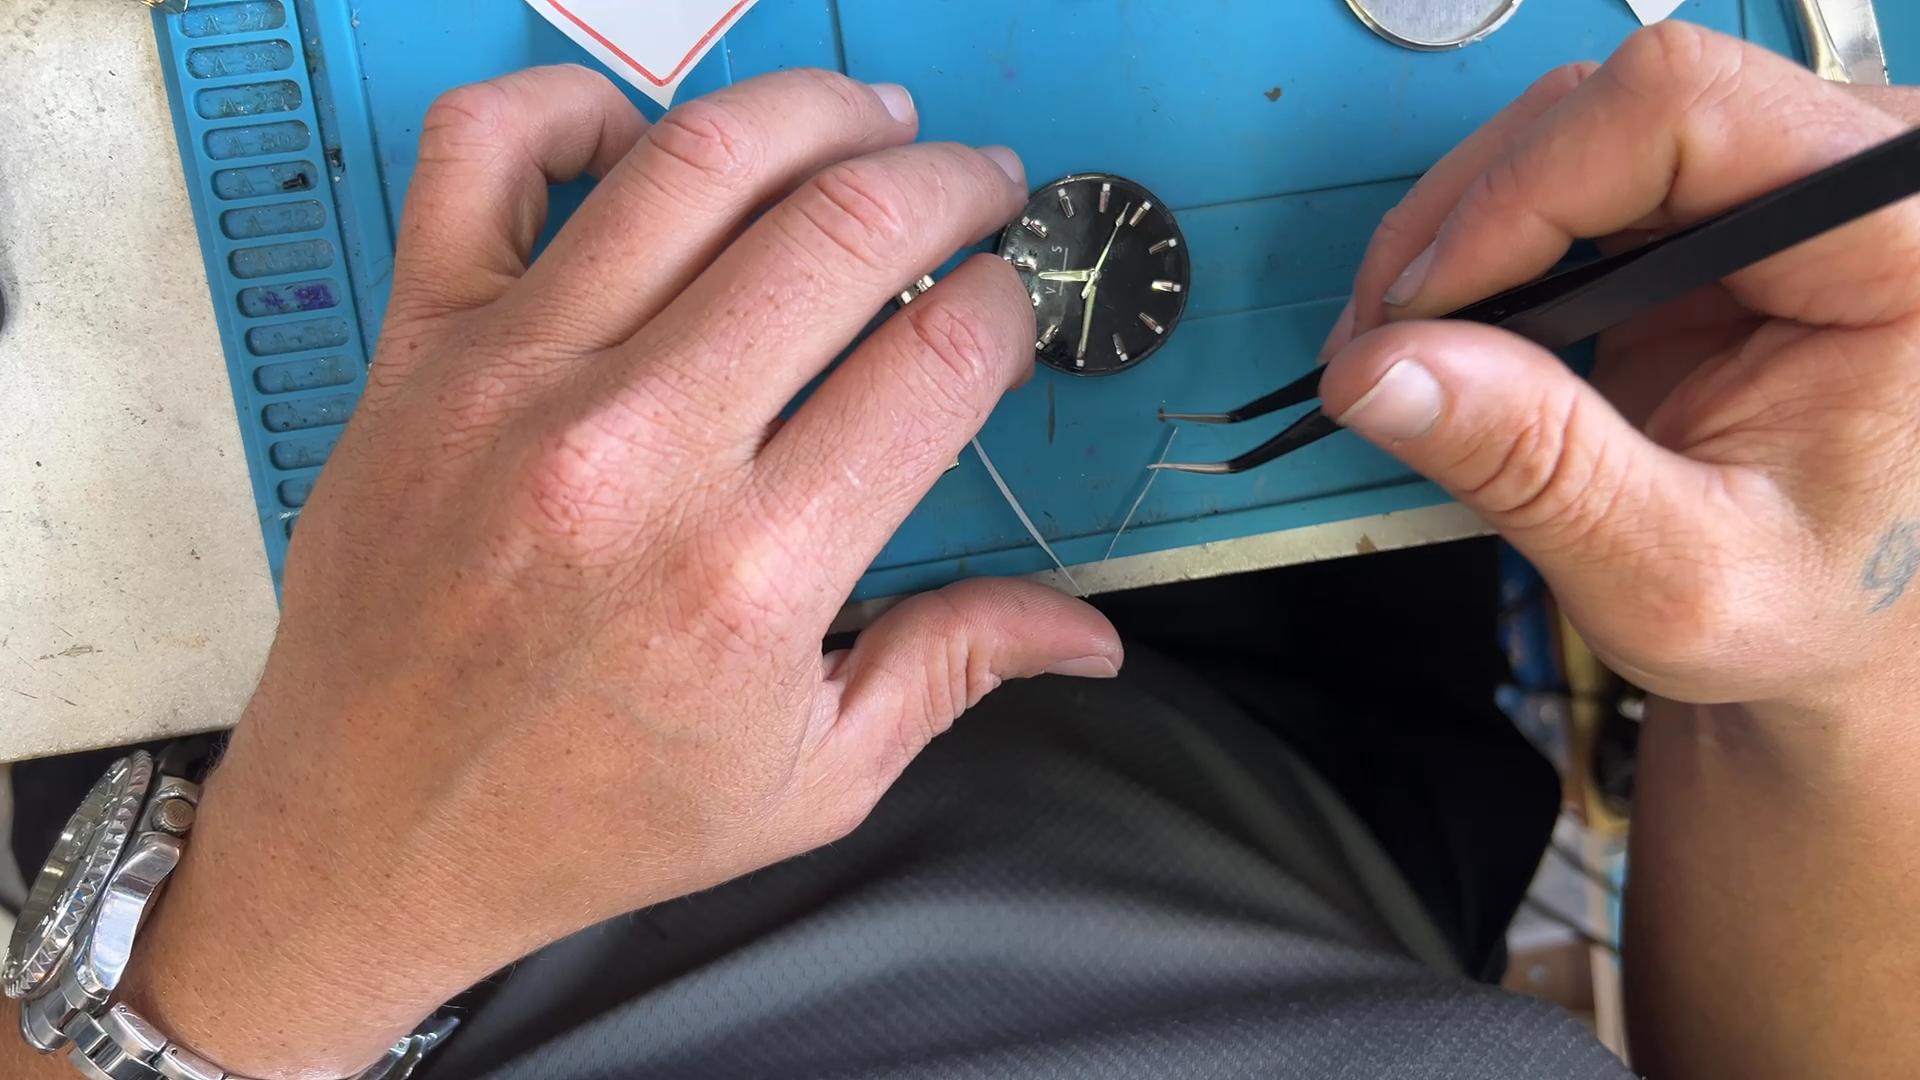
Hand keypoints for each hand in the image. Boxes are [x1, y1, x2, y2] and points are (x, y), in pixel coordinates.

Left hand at [112, 65, 1120, 1077]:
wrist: (382, 836)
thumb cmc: (616, 816)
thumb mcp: (819, 773)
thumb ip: (960, 668)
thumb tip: (1092, 637)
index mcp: (757, 571)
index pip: (934, 366)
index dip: (1003, 309)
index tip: (1012, 306)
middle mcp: (639, 450)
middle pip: (840, 235)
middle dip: (948, 189)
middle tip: (986, 184)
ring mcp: (514, 379)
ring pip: (695, 164)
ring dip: (818, 115)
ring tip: (880, 119)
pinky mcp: (419, 349)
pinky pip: (487, 155)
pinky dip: (579, 105)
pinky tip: (652, 137)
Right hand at [1319, 25, 1919, 722]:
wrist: (1824, 621)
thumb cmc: (1792, 610)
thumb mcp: (1662, 571)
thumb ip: (1528, 466)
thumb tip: (1372, 371)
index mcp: (1904, 247)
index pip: (1674, 116)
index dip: (1505, 204)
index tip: (1408, 322)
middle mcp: (1846, 187)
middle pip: (1592, 114)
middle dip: (1444, 232)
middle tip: (1374, 351)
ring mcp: (1760, 201)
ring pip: (1549, 141)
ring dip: (1433, 247)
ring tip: (1389, 354)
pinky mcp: (1686, 235)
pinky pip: (1540, 194)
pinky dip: (1454, 263)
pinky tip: (1428, 338)